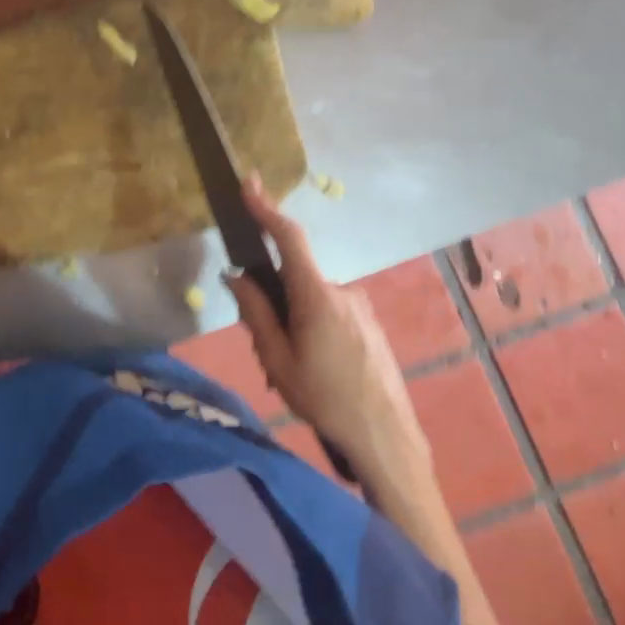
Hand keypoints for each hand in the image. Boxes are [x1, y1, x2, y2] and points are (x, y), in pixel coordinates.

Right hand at [228, 175, 428, 470]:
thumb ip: (255, 313)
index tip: (250, 183)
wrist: (387, 440)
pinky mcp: (371, 327)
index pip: (289, 239)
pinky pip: (331, 317)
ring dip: (295, 326)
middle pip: (294, 280)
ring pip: (311, 303)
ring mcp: (361, 309)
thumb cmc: (325, 399)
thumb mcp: (277, 360)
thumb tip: (237, 275)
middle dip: (274, 304)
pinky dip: (314, 335)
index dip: (267, 210)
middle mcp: (342, 292)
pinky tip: (317, 376)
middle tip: (267, 352)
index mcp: (316, 296)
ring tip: (293, 375)